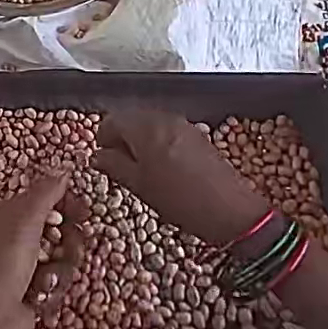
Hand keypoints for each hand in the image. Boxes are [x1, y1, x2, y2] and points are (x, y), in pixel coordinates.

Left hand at [0, 169, 87, 328]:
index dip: (71, 205)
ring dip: (60, 272)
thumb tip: (64, 168)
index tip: (81, 213)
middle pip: (68, 229)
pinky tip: (38, 298)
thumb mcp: (23, 223)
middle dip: (70, 243)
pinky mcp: (41, 289)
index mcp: (18, 213)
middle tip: (61, 250)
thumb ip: (45, 194)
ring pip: (69, 258)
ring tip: (43, 282)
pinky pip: (64, 283)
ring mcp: (34, 263)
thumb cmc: (0, 267)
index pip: (54, 198)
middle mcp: (27, 235)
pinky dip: (54, 291)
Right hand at [91, 109, 268, 246]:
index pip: (112, 120)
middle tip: (119, 164)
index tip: (103, 157)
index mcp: (145, 127)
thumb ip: (114, 165)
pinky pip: (166, 130)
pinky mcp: (196, 134)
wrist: (230, 210)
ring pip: (149, 124)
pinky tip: (162, 167)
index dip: (102, 137)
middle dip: (121, 137)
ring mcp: (182, 124)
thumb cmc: (179, 199)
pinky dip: (157, 142)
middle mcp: (163, 118)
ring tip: (141, 168)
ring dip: (139, 140)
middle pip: (131, 118)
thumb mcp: (139, 185)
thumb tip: (97, 155)